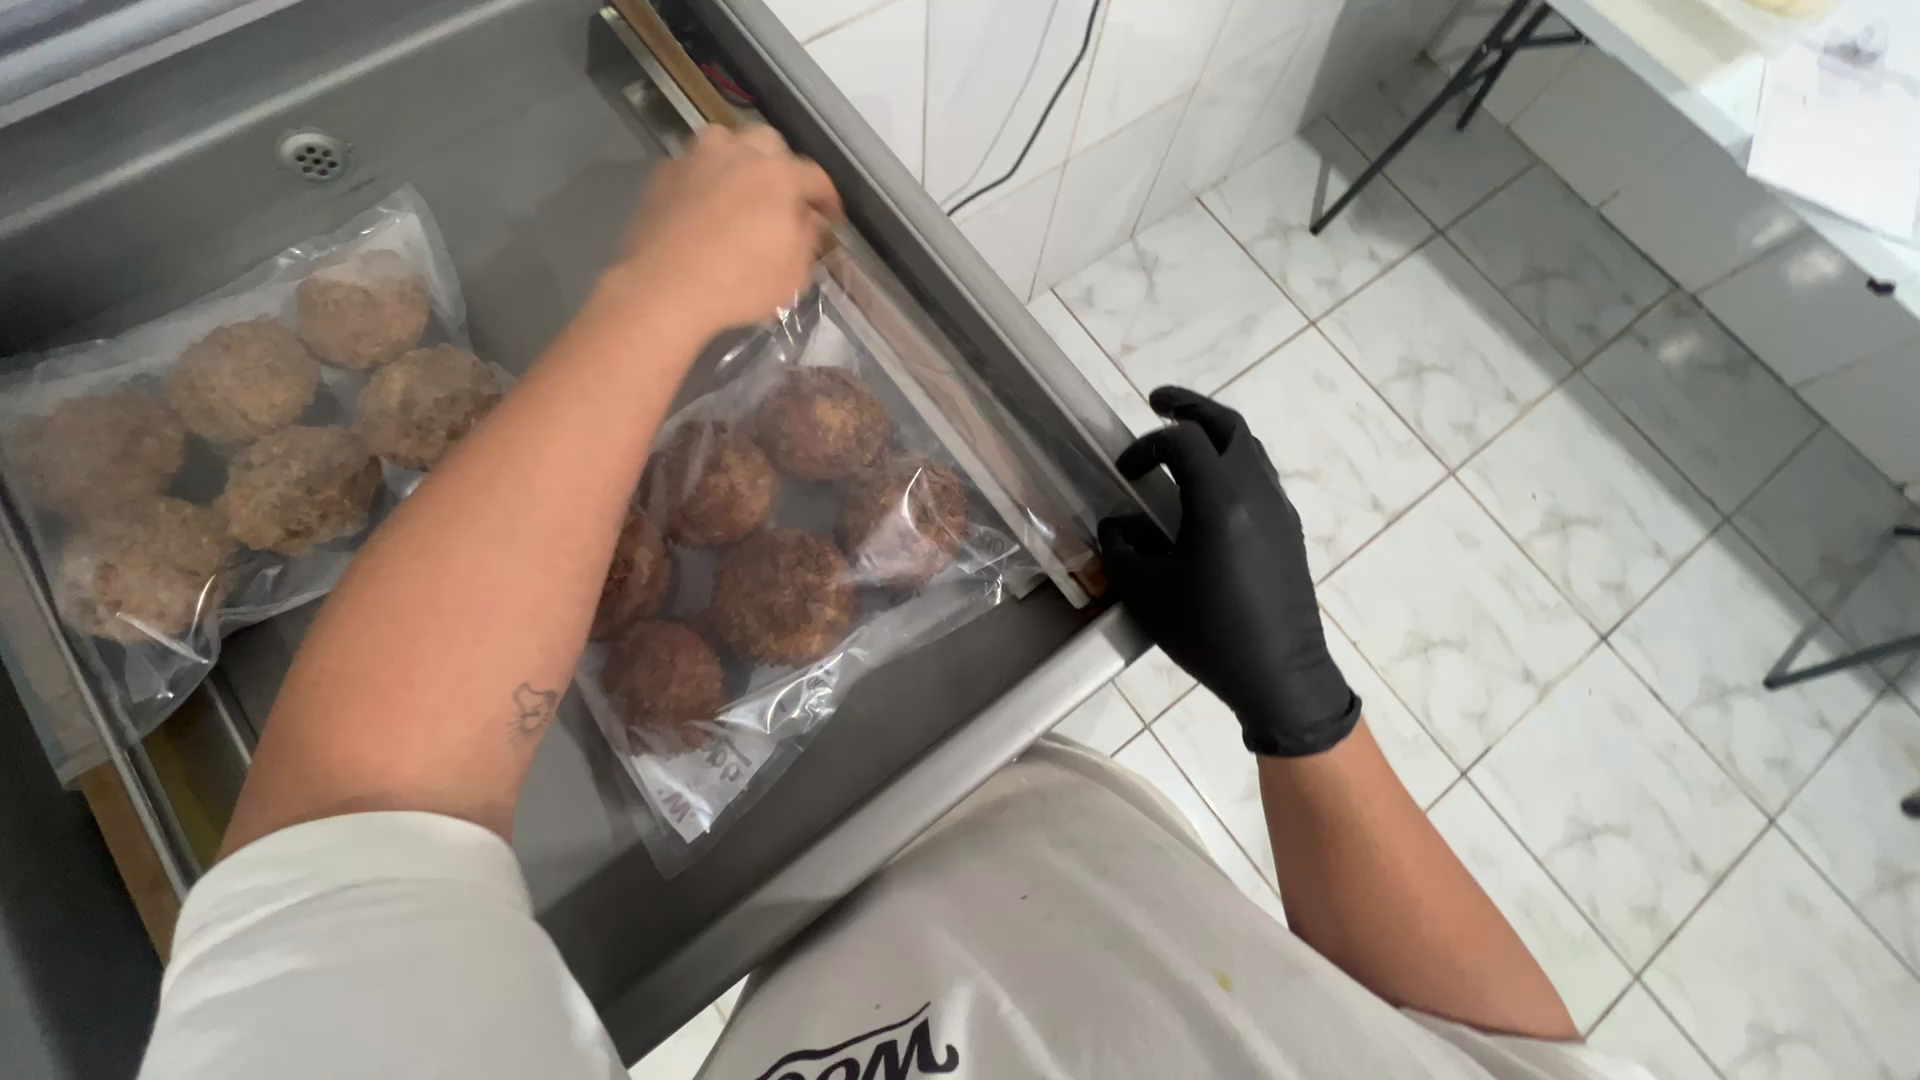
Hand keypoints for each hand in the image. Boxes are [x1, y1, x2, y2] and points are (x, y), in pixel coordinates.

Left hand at [608, 124, 843, 336]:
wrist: (664, 288)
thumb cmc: (739, 286)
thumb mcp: (792, 275)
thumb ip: (807, 239)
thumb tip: (809, 219)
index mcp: (779, 176)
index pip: (815, 177)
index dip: (827, 198)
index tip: (832, 218)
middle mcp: (739, 154)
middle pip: (770, 144)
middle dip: (783, 167)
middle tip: (784, 199)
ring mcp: (697, 158)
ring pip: (728, 142)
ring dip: (741, 160)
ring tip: (742, 189)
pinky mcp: (665, 172)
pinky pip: (696, 163)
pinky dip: (708, 177)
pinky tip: (707, 203)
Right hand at [1099, 387, 1358, 756]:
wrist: (1278, 675)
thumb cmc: (1207, 634)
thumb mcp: (1145, 592)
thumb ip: (1122, 546)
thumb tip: (1118, 523)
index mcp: (1221, 503)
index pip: (1183, 441)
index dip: (1146, 445)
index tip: (1123, 472)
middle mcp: (1257, 493)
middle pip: (1229, 426)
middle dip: (1191, 407)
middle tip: (1159, 400)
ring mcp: (1280, 510)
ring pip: (1250, 449)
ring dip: (1215, 436)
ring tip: (1183, 441)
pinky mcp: (1289, 531)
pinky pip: (1259, 477)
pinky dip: (1231, 465)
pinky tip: (1208, 492)